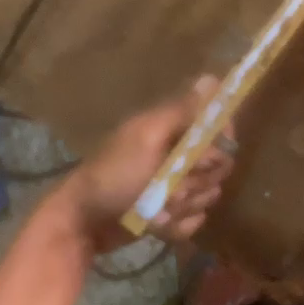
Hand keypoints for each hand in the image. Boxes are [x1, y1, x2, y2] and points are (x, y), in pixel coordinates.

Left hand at [53, 75, 234, 253]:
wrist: (82, 223)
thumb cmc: (115, 175)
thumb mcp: (148, 137)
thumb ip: (182, 112)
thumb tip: (212, 78)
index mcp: (173, 129)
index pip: (216, 123)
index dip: (221, 137)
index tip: (210, 153)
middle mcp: (179, 154)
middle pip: (218, 164)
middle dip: (197, 180)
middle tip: (172, 187)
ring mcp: (176, 186)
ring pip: (208, 194)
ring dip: (186, 205)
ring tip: (158, 209)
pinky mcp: (172, 214)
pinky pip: (195, 220)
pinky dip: (179, 226)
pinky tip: (158, 225)